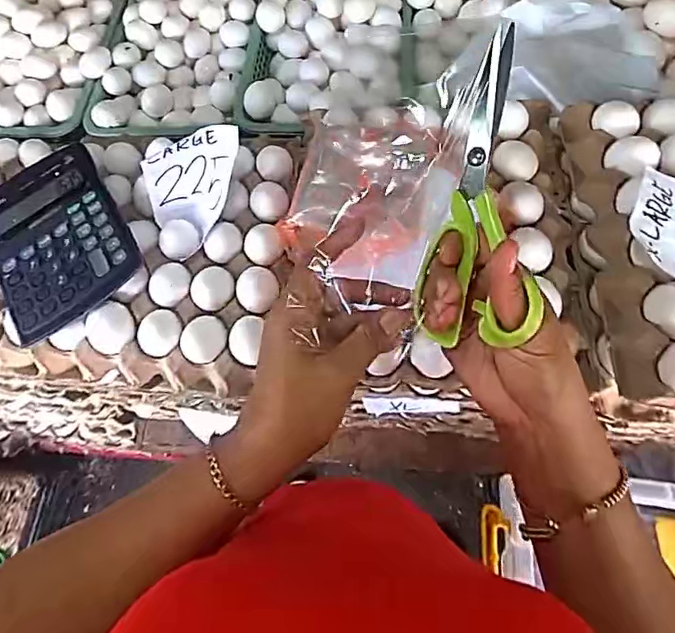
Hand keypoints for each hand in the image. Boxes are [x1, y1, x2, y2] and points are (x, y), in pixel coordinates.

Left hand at [224, 218, 410, 499]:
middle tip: (406, 292)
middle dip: (370, 288)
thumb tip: (401, 312)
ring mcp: (302, 336)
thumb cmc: (298, 405)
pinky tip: (388, 339)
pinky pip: (338, 333)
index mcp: (294, 309)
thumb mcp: (340, 370)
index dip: (339, 240)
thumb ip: (371, 337)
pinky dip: (361, 333)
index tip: (364, 224)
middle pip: (336, 288)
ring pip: (341, 313)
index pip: (316, 261)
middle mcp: (296, 315)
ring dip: (369, 314)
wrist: (268, 450)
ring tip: (405, 318)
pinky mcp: (308, 355)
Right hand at [422, 233, 582, 434]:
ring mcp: (465, 308)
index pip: (485, 242)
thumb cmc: (546, 371)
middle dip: (446, 267)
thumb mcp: (531, 328)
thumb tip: (507, 244)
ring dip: (437, 292)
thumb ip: (509, 289)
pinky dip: (430, 313)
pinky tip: (440, 326)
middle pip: (455, 257)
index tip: (455, 247)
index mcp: (510, 279)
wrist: (533, 420)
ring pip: (438, 281)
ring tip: (448, 315)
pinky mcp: (449, 332)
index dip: (467, 237)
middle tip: (450, 291)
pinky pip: (430, 310)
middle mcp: (485, 288)